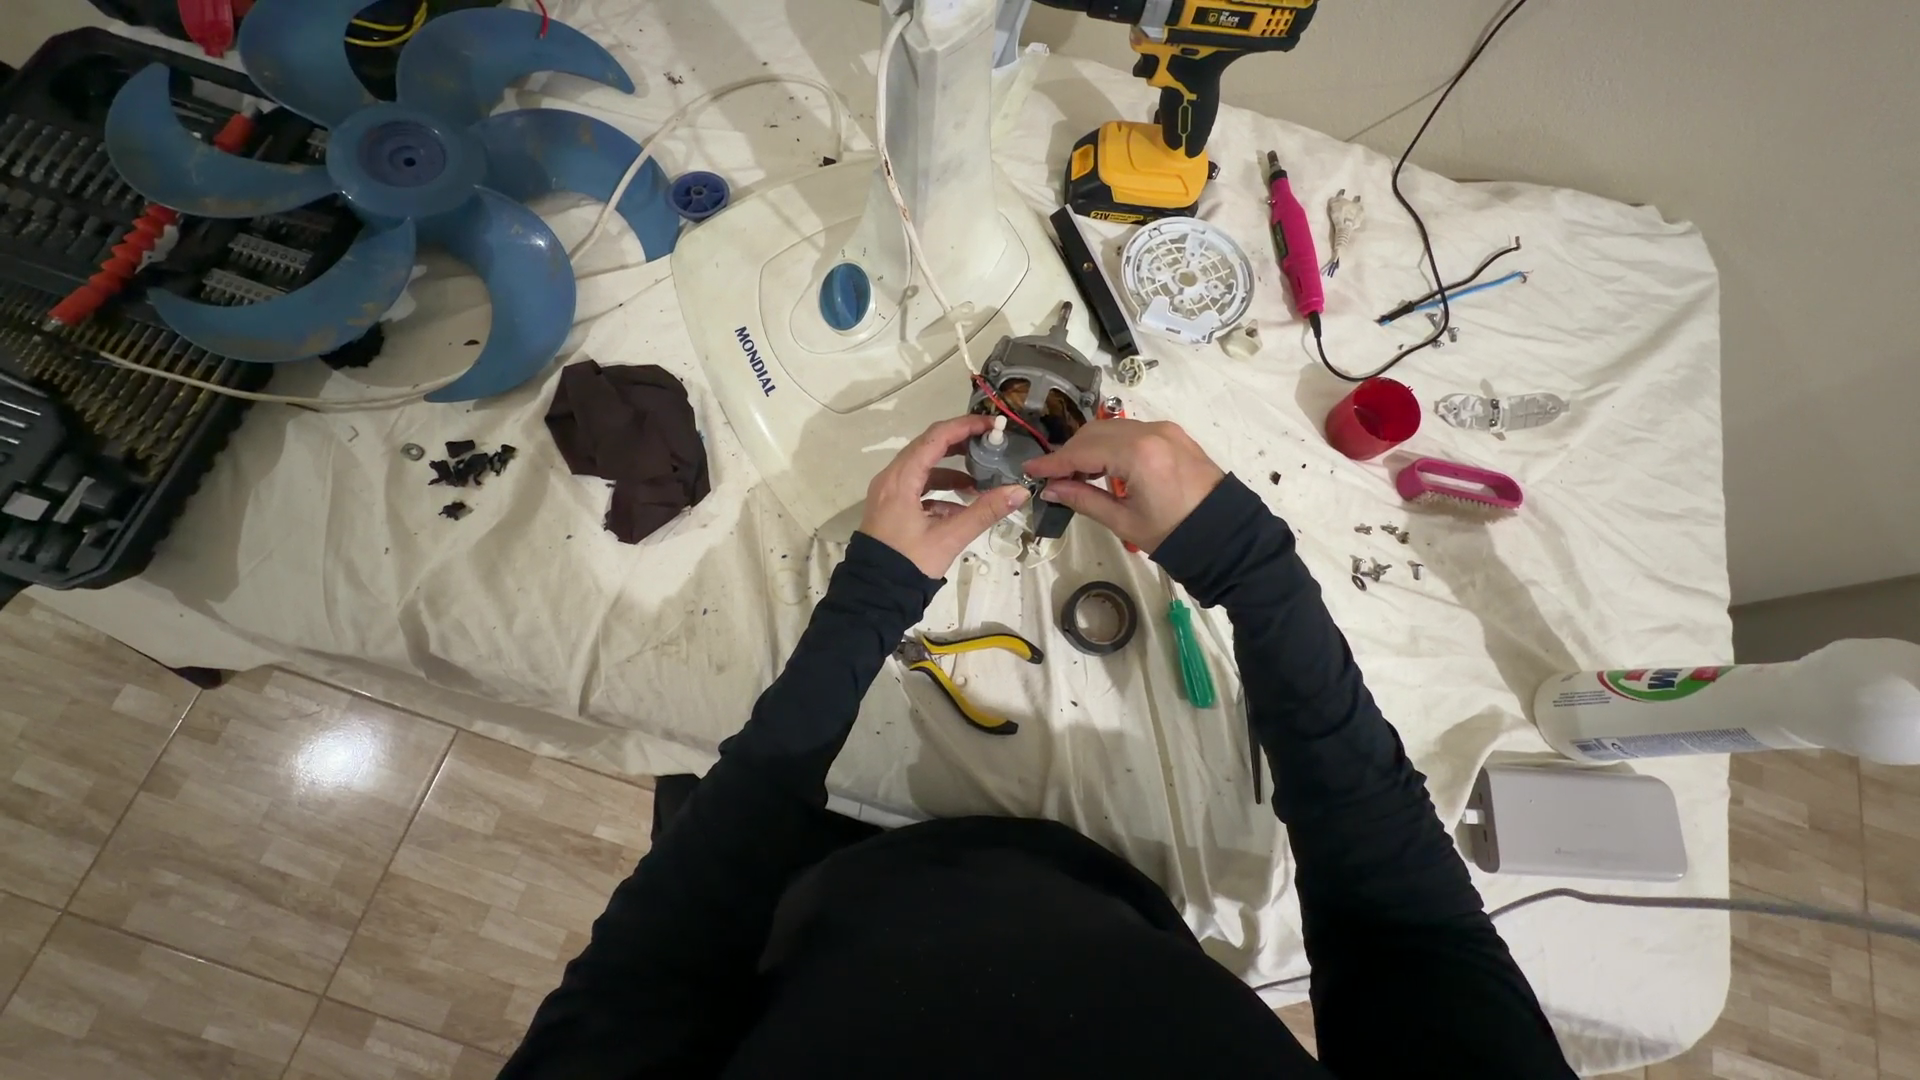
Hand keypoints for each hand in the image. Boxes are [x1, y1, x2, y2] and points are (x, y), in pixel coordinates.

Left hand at [860, 415, 1031, 577]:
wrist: (874, 593)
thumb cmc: (909, 563)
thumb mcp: (949, 538)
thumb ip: (984, 512)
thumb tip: (1019, 491)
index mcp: (901, 479)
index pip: (936, 438)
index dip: (965, 427)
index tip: (992, 425)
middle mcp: (891, 478)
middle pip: (928, 446)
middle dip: (960, 443)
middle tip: (990, 443)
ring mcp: (889, 492)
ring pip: (923, 467)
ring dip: (951, 469)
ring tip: (979, 479)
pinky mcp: (891, 506)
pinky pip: (917, 486)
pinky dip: (940, 489)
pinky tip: (961, 505)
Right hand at [1023, 419, 1225, 552]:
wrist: (1226, 534)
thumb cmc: (1174, 533)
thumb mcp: (1124, 521)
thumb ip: (1084, 499)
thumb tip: (1051, 489)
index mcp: (1137, 454)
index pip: (1081, 451)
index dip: (1052, 462)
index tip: (1030, 469)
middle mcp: (1149, 432)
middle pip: (1093, 433)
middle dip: (1069, 453)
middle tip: (1052, 478)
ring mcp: (1163, 429)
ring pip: (1110, 429)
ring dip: (1088, 447)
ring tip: (1075, 476)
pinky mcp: (1172, 434)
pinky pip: (1130, 432)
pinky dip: (1109, 445)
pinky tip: (1101, 467)